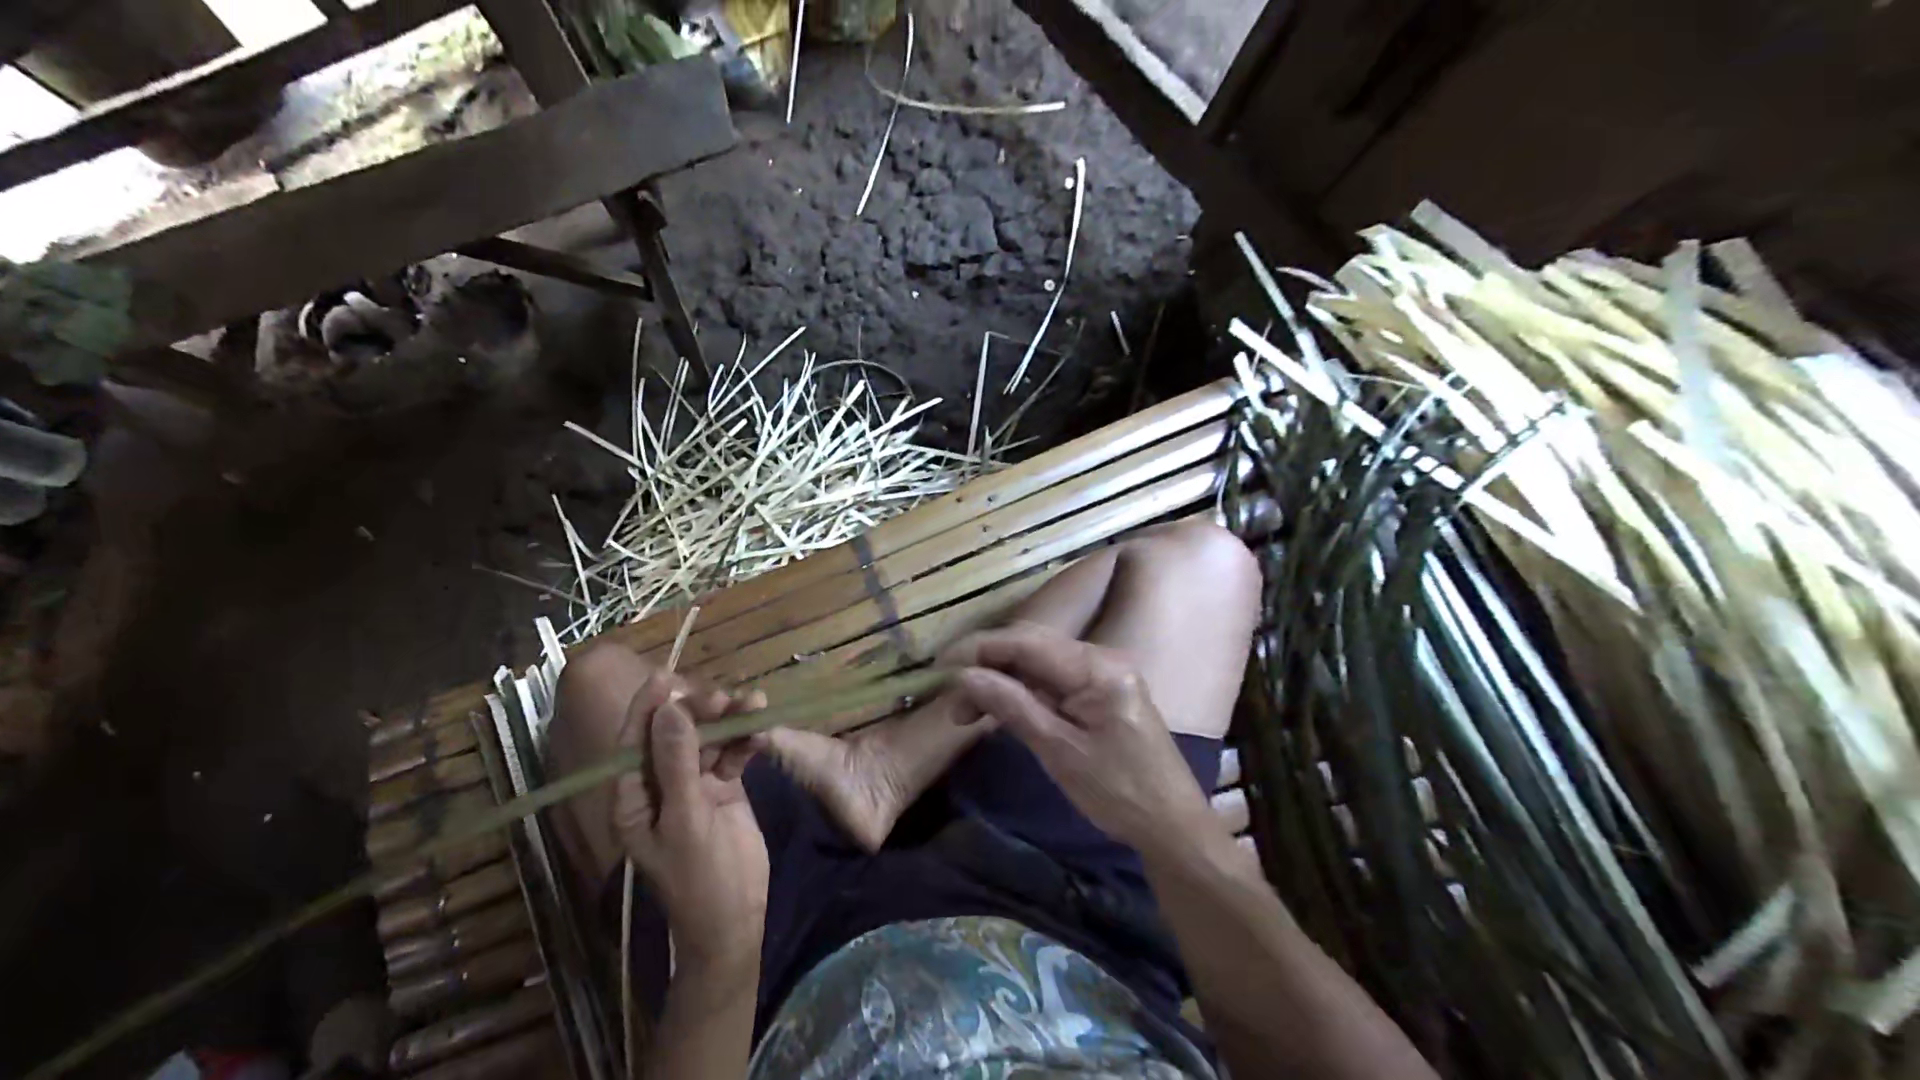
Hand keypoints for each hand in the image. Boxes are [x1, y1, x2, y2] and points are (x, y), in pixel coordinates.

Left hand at [612, 674, 768, 972]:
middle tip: (726, 697)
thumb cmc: (700, 879)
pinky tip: (761, 731)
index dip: (648, 707)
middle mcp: (661, 785)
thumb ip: (677, 763)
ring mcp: (694, 785)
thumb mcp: (686, 820)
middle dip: (699, 711)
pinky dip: (745, 740)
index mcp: (635, 797)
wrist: (735, 920)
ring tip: (755, 702)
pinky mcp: (724, 788)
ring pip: (708, 739)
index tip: (666, 676)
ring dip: (729, 720)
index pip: (634, 742)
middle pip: (676, 733)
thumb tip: (668, 710)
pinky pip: (731, 753)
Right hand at [947, 623, 1221, 860]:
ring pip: (1039, 662)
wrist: (1172, 826)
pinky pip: (1054, 679)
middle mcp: (1102, 658)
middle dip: (987, 665)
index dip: (979, 649)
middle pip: (1031, 646)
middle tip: (952, 700)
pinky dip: (1024, 691)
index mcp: (1097, 667)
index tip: (939, 667)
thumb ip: (1011, 706)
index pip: (1026, 642)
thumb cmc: (1118, 793)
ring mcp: (1104, 673)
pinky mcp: (1102, 690)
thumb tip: (963, 676)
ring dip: (1002, 679)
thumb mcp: (1059, 751)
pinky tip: (1001, 709)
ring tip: (967, 712)